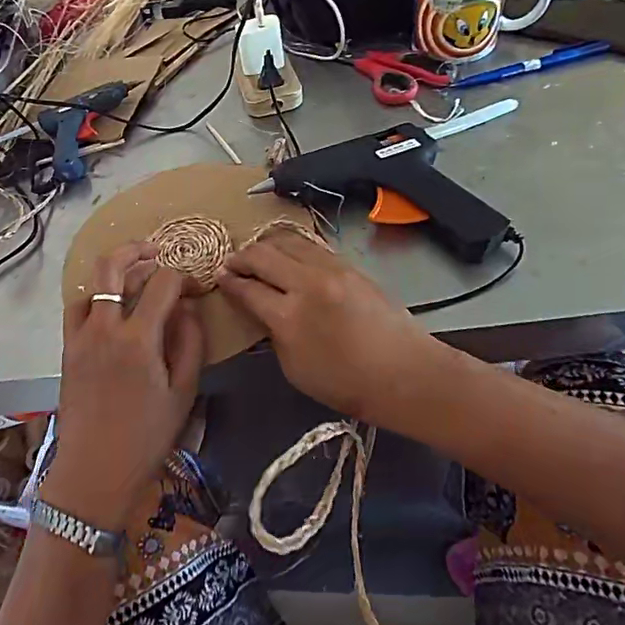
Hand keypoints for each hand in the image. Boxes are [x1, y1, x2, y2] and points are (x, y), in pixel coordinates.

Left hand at [46, 242, 204, 530]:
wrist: (95, 470)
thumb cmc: (147, 436)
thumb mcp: (183, 392)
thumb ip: (189, 342)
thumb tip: (187, 307)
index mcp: (138, 339)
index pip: (162, 283)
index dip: (183, 277)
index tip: (195, 286)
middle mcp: (103, 328)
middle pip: (112, 265)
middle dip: (137, 249)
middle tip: (157, 251)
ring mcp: (79, 337)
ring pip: (91, 283)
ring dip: (114, 272)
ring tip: (136, 277)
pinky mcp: (67, 349)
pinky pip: (77, 307)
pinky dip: (95, 297)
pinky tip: (111, 309)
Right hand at [217, 230, 457, 423]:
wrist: (405, 373)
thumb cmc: (346, 384)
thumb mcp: (294, 368)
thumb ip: (273, 334)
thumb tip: (264, 311)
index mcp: (288, 316)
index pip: (248, 288)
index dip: (229, 281)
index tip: (219, 277)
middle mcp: (307, 284)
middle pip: (263, 255)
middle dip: (241, 257)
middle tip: (232, 263)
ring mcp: (332, 270)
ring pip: (288, 241)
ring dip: (266, 246)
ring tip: (258, 255)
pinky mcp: (350, 266)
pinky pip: (312, 246)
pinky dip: (293, 247)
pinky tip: (288, 255)